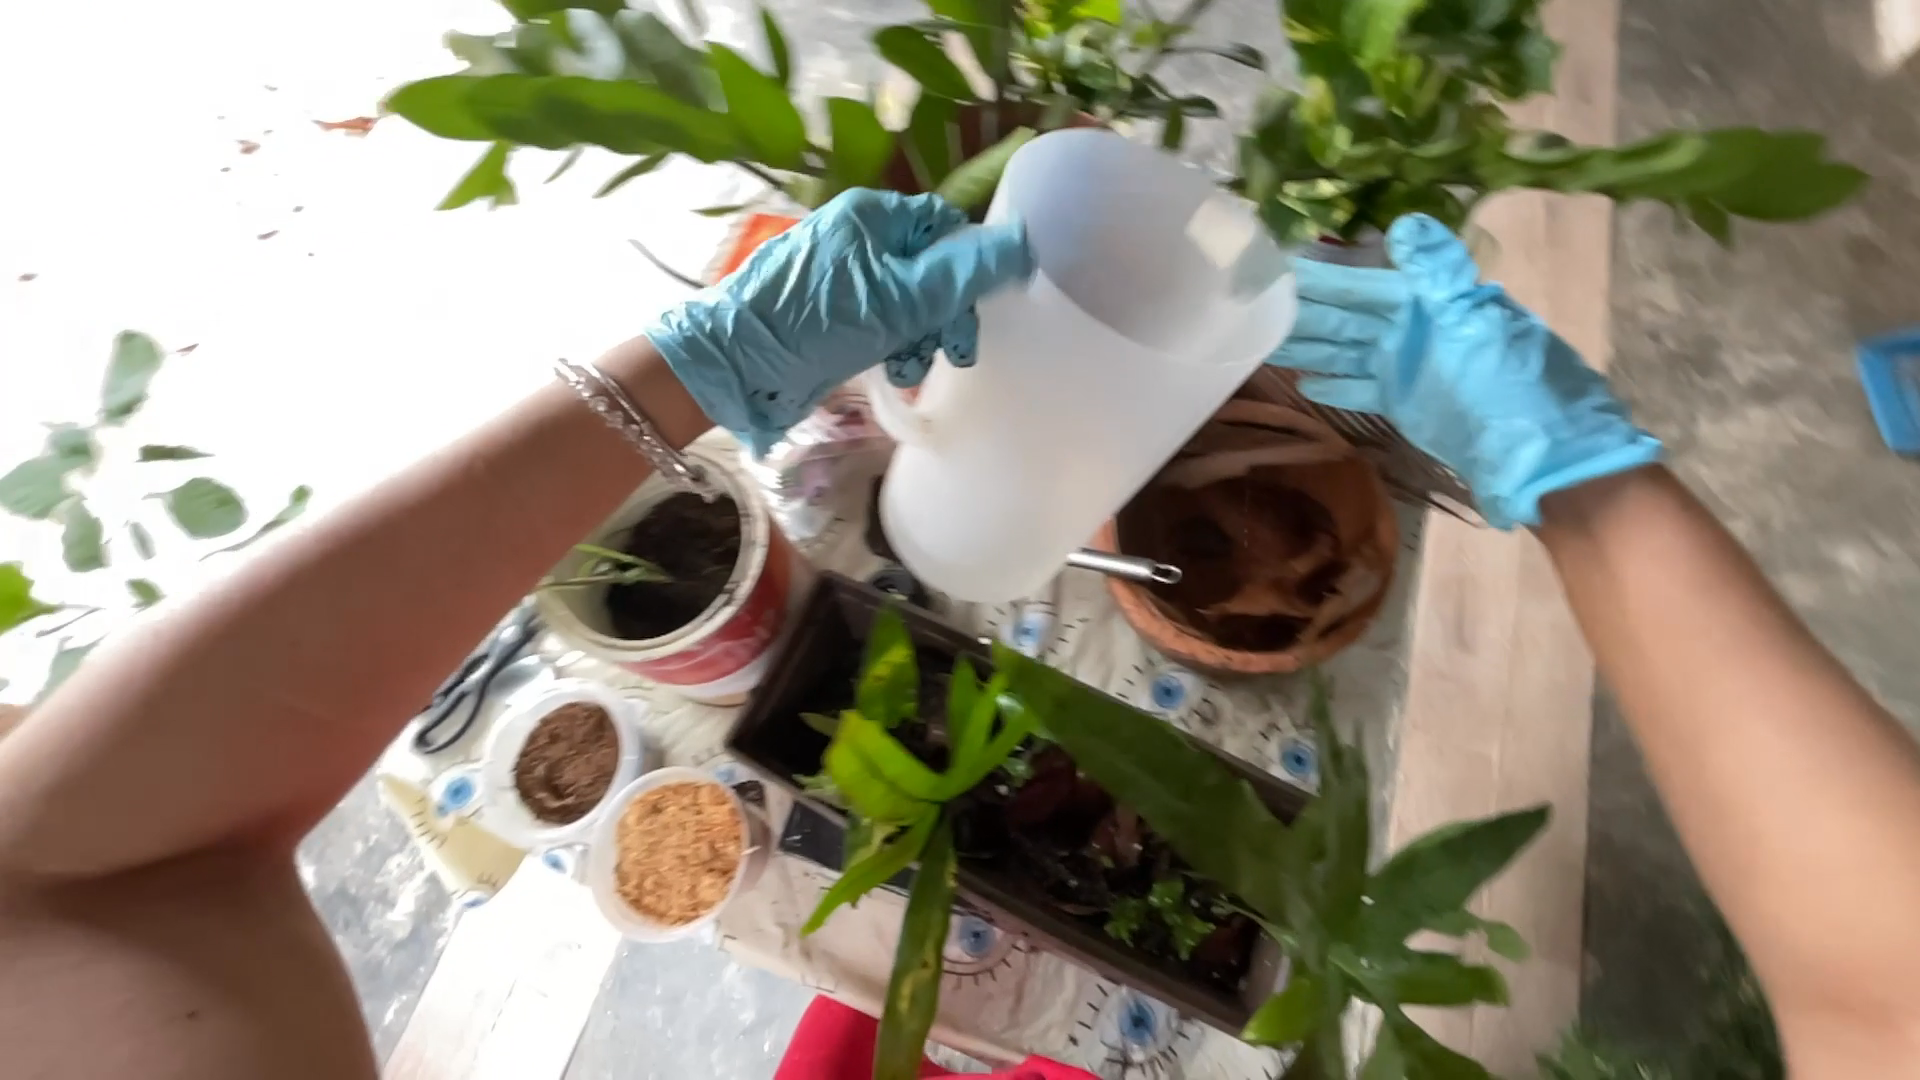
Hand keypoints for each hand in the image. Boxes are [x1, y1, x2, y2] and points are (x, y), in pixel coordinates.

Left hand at [648, 189, 1031, 454]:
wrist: (740, 367)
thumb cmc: (819, 324)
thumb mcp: (900, 300)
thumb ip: (963, 274)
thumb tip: (1022, 242)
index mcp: (873, 216)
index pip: (944, 228)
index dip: (968, 268)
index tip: (976, 310)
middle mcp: (859, 238)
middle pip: (930, 268)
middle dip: (945, 313)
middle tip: (955, 353)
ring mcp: (844, 276)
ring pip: (909, 301)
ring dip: (921, 337)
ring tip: (912, 370)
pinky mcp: (834, 313)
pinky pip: (883, 321)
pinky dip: (895, 346)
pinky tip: (893, 371)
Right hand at [1269, 214, 1661, 528]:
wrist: (1536, 448)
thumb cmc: (1506, 380)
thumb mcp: (1472, 318)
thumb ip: (1438, 271)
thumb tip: (1404, 223)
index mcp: (1424, 305)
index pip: (1360, 286)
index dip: (1322, 280)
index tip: (1278, 271)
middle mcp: (1408, 331)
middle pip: (1343, 320)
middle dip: (1301, 314)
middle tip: (1252, 310)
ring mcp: (1403, 367)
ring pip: (1343, 352)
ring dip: (1307, 348)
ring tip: (1264, 344)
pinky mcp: (1400, 401)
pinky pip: (1357, 388)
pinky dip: (1333, 386)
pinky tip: (1304, 384)